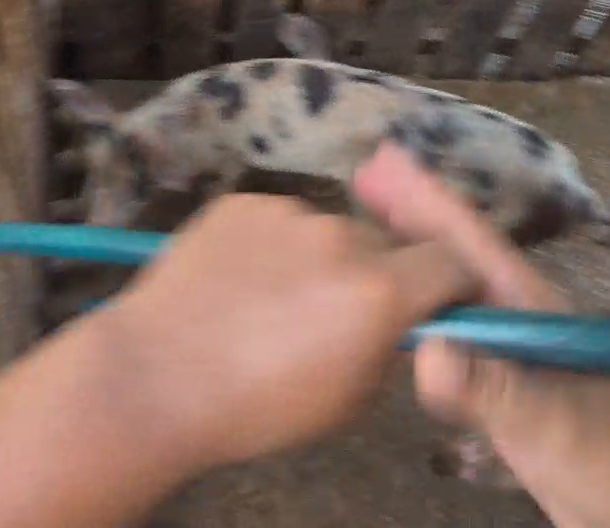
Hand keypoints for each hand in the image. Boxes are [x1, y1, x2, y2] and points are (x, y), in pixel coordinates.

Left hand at [88, 191, 474, 473]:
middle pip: (382, 244)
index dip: (452, 280)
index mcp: (377, 289)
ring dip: (319, 257)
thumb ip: (387, 346)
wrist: (157, 374)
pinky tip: (238, 280)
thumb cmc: (257, 406)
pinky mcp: (241, 201)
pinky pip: (276, 220)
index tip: (441, 297)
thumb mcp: (348, 399)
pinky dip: (272, 245)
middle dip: (377, 272)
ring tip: (273, 297)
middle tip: (336, 309)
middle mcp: (339, 235)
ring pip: (325, 230)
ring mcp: (285, 210)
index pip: (450, 261)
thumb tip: (396, 321)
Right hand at [355, 147, 609, 527]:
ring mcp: (510, 342)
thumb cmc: (609, 459)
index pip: (470, 237)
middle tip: (368, 172)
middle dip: (414, 208)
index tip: (387, 159)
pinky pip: (451, 322)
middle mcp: (515, 310)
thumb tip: (427, 351)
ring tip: (374, 220)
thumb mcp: (547, 423)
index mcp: (529, 303)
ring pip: (452, 282)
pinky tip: (402, 304)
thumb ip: (491, 387)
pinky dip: (421, 298)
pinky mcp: (503, 374)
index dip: (426, 197)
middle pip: (457, 248)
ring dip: (415, 246)